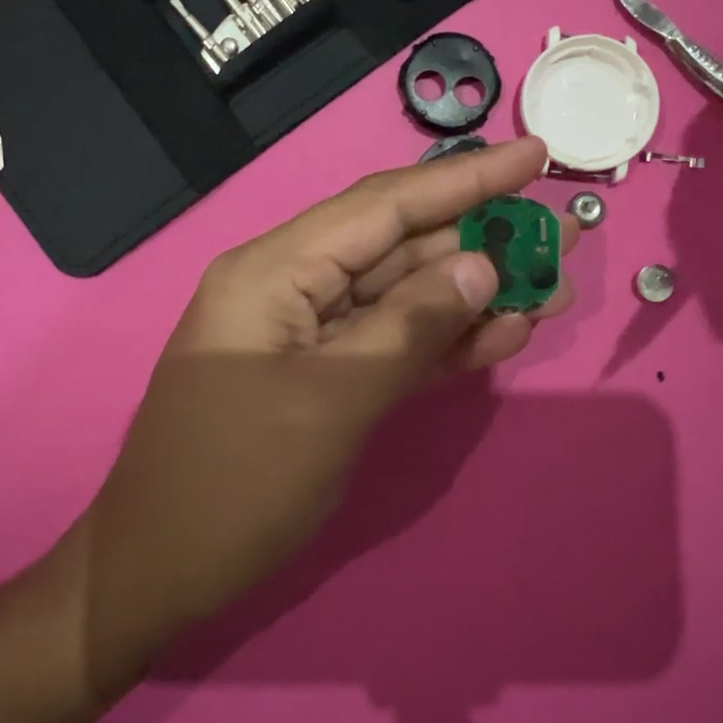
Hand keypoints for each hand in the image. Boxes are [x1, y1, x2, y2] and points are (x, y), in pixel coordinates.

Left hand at [76, 137, 575, 684]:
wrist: (162, 568)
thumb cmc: (236, 481)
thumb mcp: (332, 399)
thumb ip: (409, 326)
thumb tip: (479, 267)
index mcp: (274, 269)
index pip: (383, 205)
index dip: (464, 179)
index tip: (535, 155)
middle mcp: (288, 285)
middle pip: (396, 245)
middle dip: (478, 238)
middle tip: (560, 233)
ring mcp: (303, 333)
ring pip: (399, 296)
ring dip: (470, 294)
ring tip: (551, 286)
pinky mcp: (318, 376)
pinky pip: (387, 343)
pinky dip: (440, 340)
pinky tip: (502, 334)